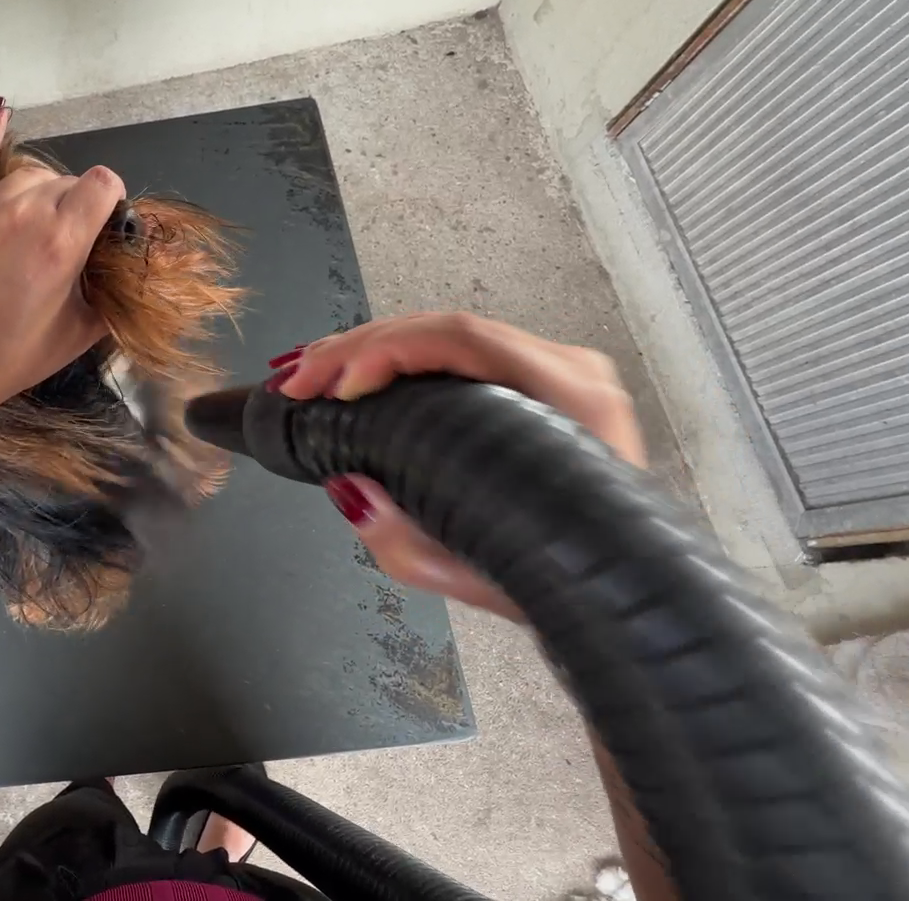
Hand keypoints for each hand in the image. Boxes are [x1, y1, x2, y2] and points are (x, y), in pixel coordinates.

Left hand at [0, 101, 126, 409]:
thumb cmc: (15, 355)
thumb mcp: (82, 331)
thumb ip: (115, 290)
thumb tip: (134, 264)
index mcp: (62, 241)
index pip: (104, 184)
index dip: (110, 202)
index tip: (103, 226)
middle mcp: (26, 212)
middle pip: (69, 181)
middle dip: (77, 204)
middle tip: (65, 242)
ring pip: (32, 173)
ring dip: (43, 190)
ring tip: (36, 224)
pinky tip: (3, 111)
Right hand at [272, 313, 647, 621]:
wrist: (607, 580)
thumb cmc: (553, 573)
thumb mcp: (470, 576)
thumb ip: (403, 543)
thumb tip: (348, 489)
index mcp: (567, 402)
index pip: (461, 341)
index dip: (386, 351)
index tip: (340, 387)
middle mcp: (564, 372)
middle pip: (441, 328)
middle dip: (354, 347)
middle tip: (300, 378)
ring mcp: (549, 369)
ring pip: (439, 331)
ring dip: (364, 346)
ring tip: (311, 371)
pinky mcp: (526, 377)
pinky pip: (448, 347)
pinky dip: (390, 353)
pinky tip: (349, 367)